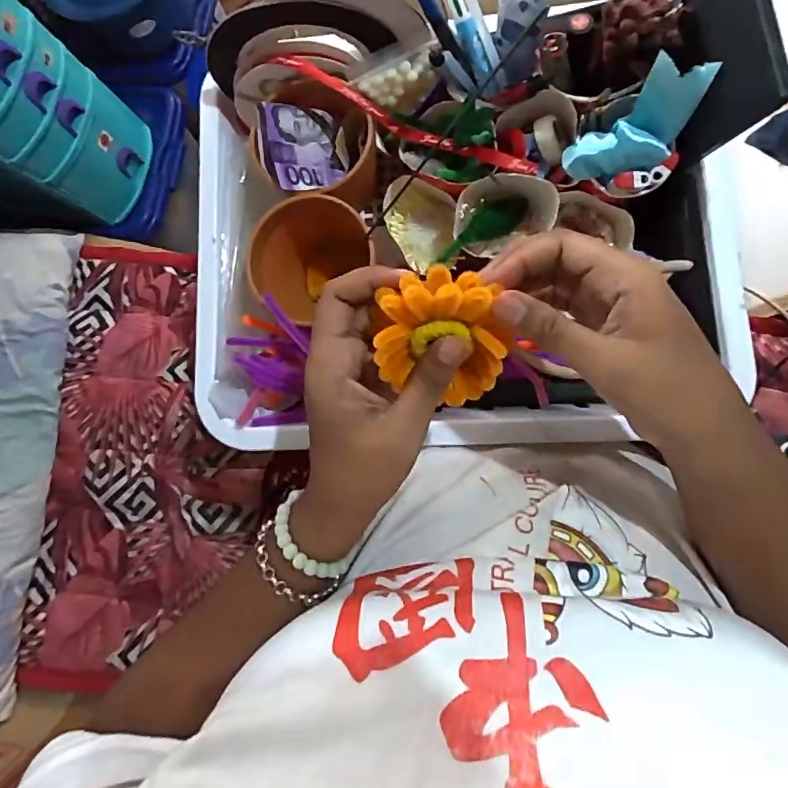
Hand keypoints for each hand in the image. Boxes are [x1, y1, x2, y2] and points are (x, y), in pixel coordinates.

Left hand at [299, 265, 469, 556]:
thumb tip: (457, 337)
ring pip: (371, 326)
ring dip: (405, 318)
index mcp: (330, 363)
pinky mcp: (360, 382)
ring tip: (444, 315)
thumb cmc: (364, 471)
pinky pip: (381, 348)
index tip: (410, 282)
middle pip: (357, 306)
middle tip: (438, 298)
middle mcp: (333, 358)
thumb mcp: (403, 425)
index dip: (369, 278)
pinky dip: (407, 342)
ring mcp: (346, 370)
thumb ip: (429, 379)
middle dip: (396, 296)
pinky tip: (437, 343)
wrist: (341, 508)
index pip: (336, 297)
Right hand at [481, 232, 748, 452]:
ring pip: (562, 285)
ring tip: (492, 312)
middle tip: (481, 299)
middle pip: (560, 259)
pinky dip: (544, 315)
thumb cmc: (664, 391)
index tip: (487, 285)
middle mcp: (620, 279)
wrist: (707, 433)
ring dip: (528, 294)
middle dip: (520, 274)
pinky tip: (517, 326)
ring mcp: (616, 303)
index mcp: (626, 273)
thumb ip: (549, 327)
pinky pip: (570, 310)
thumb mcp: (603, 360)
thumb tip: (498, 301)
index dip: (522, 258)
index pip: (563, 244)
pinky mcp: (612, 327)